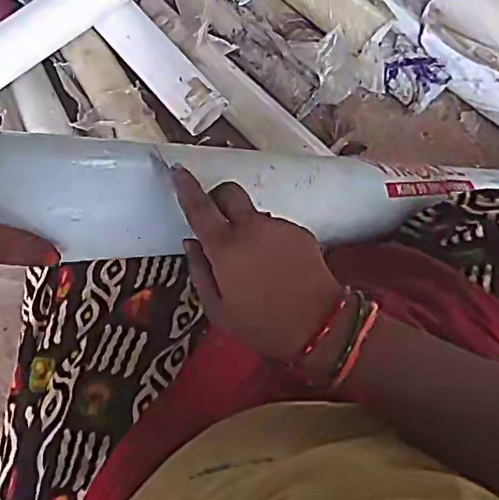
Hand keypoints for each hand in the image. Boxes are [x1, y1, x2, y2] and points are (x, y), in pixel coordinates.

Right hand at [170, 166, 343, 360]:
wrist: (321, 327)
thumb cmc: (263, 325)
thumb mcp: (218, 310)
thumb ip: (199, 271)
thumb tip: (191, 244)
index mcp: (224, 248)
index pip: (199, 206)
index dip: (186, 186)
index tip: (177, 172)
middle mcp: (251, 228)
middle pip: (230, 192)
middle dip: (218, 198)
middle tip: (215, 220)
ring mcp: (278, 227)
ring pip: (253, 213)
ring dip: (245, 226)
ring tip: (252, 261)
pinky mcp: (299, 232)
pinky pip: (274, 227)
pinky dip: (267, 239)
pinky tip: (273, 267)